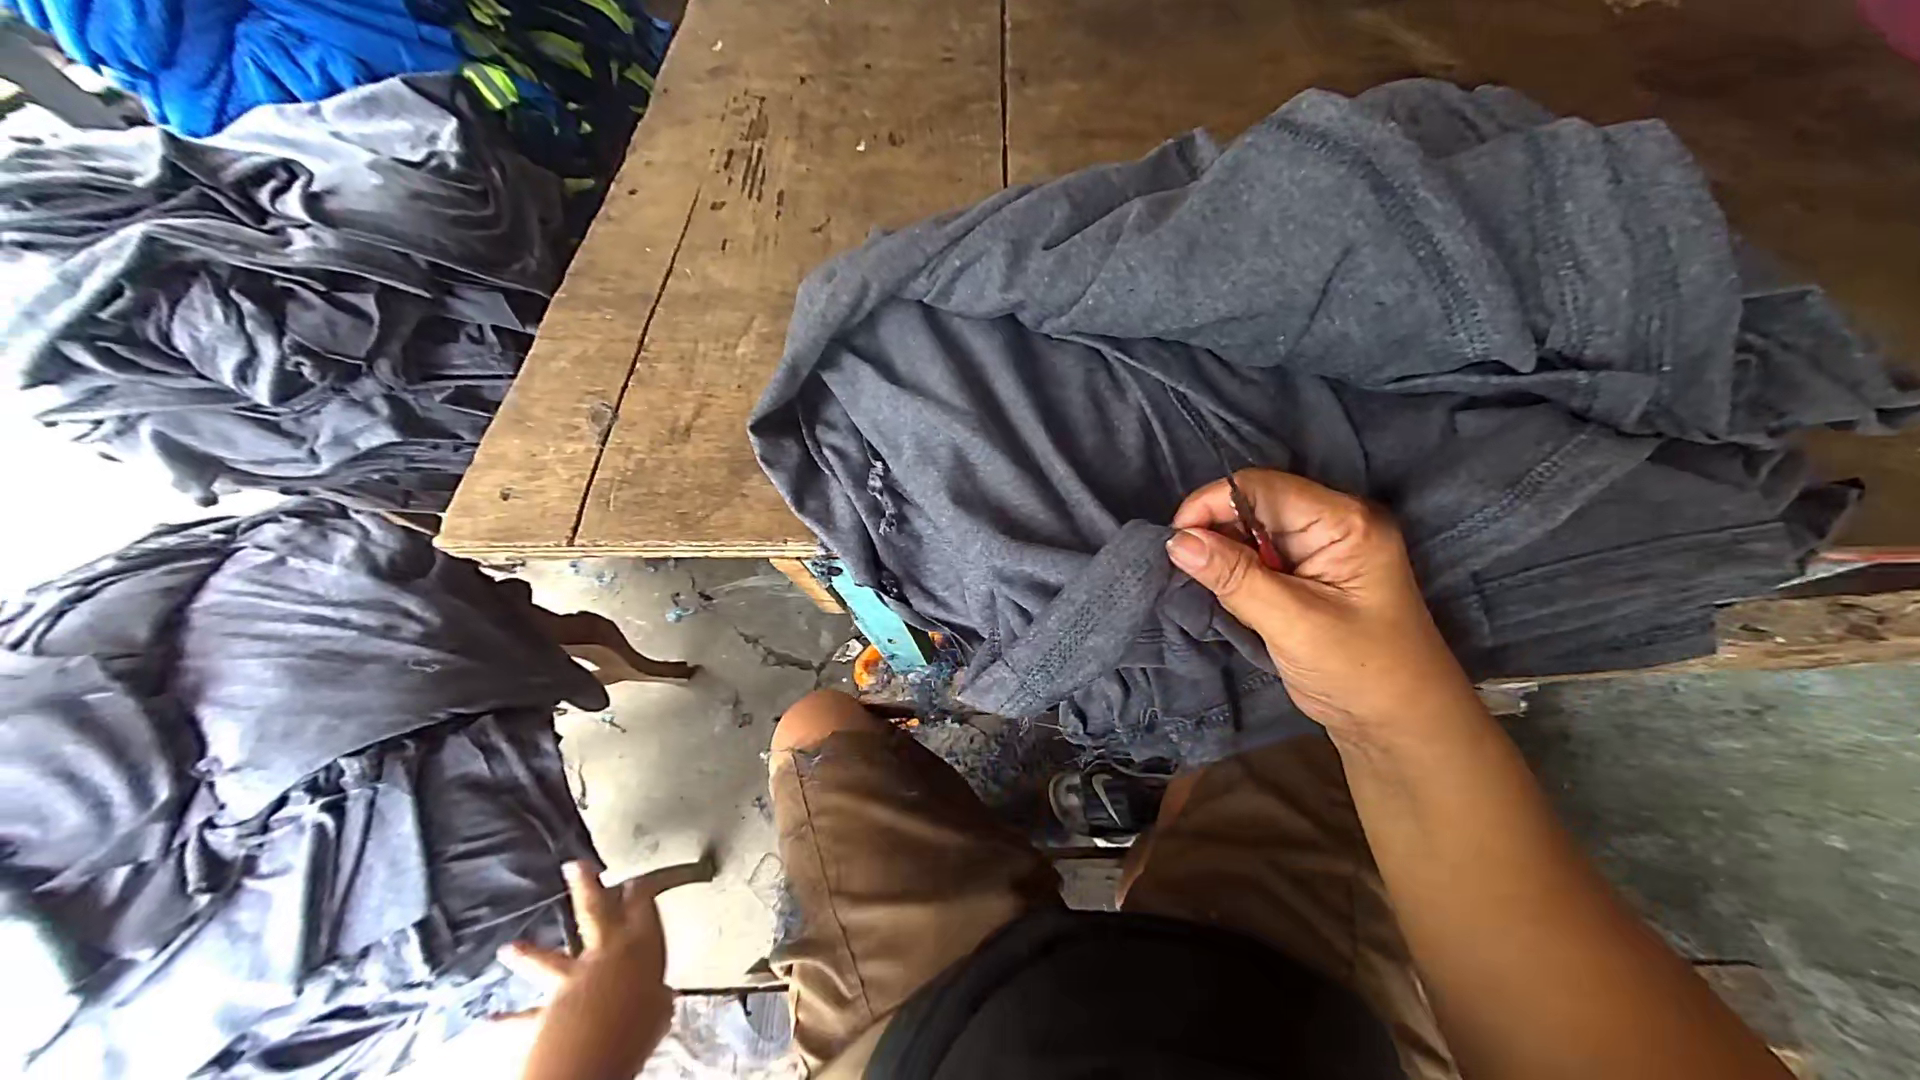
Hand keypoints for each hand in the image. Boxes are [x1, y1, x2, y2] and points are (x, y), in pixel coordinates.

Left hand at [501, 861, 674, 1079]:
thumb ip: (656, 996)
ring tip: (509, 947)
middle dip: (586, 886)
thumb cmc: (633, 1031)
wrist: (587, 1063)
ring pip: (549, 959)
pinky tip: (489, 1018)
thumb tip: (658, 997)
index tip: (636, 877)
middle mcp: (603, 954)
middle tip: (576, 866)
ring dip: (529, 953)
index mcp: (639, 945)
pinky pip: (521, 1018)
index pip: (642, 903)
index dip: (639, 887)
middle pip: (594, 911)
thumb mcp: (659, 1009)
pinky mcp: (543, 1014)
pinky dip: (506, 1019)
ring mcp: (570, 982)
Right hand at [1167, 469, 1479, 735]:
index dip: (1211, 505)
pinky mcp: (1305, 572)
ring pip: (1248, 530)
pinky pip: (1254, 555)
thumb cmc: (1362, 671)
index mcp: (1344, 522)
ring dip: (1220, 553)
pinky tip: (1223, 591)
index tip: (1177, 543)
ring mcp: (1319, 548)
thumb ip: (1234, 577)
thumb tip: (1176, 541)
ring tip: (1206, 585)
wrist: (1400, 723)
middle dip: (1213, 531)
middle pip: (1252, 503)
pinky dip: (1231, 570)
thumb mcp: (1294, 623)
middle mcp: (1332, 523)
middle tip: (1187, 570)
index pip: (1261, 487)